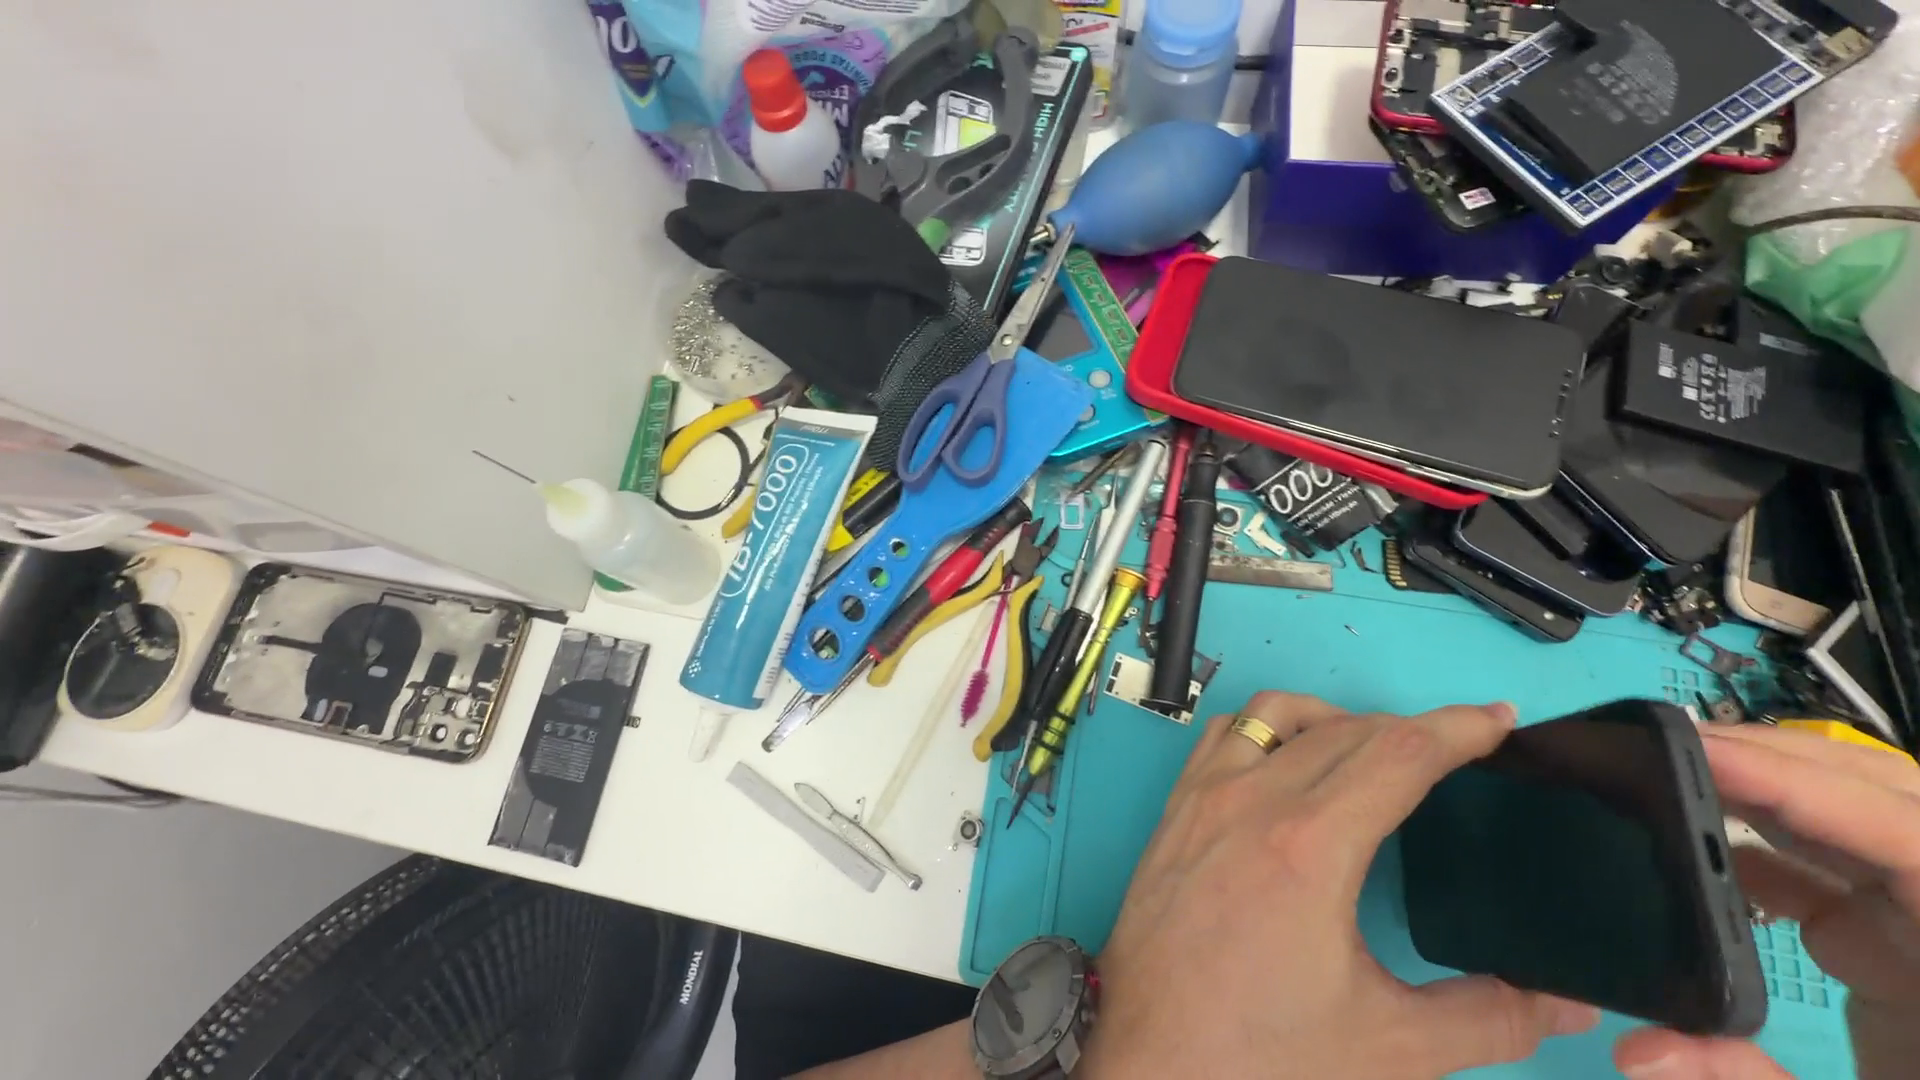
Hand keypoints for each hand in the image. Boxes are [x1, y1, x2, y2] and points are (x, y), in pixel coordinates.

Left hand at [1078, 692, 1598, 1079]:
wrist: (1146, 1057)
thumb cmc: (1262, 1054)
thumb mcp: (1390, 1045)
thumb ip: (1489, 1017)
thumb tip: (1565, 1000)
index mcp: (1310, 842)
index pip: (1399, 753)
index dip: (1458, 728)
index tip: (1499, 720)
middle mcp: (1252, 798)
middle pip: (1347, 729)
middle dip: (1412, 728)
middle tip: (1458, 752)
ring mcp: (1204, 796)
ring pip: (1277, 715)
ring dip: (1335, 717)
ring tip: (1375, 751)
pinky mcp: (1175, 808)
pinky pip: (1224, 734)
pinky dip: (1268, 728)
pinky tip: (1290, 761)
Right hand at [1614, 725, 1919, 1079]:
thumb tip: (1630, 1049)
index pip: (1905, 838)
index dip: (1802, 785)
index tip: (1697, 753)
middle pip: (1886, 798)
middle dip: (1778, 757)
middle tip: (1662, 740)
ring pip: (1852, 817)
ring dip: (1760, 783)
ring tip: (1664, 765)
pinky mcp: (1890, 944)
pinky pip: (1821, 865)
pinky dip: (1752, 836)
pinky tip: (1687, 832)